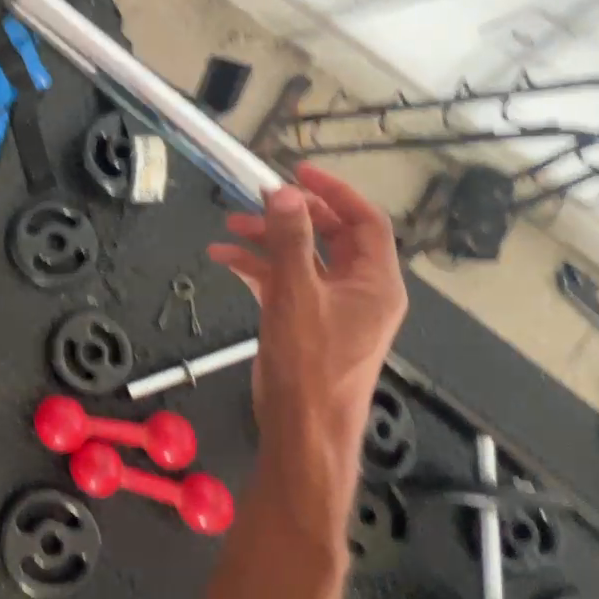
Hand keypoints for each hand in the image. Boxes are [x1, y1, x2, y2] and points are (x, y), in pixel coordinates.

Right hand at [207, 163, 408, 436]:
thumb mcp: (296, 295)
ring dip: (267, 240)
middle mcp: (359, 291)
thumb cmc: (309, 362)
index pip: (365, 222)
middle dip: (291, 216)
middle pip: (330, 237)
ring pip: (302, 259)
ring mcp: (332, 308)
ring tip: (228, 229)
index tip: (297, 171)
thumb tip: (283, 193)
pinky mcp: (305, 323)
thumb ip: (289, 241)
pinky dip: (257, 268)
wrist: (301, 427)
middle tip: (256, 198)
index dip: (334, 192)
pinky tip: (224, 260)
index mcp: (375, 283)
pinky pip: (284, 282)